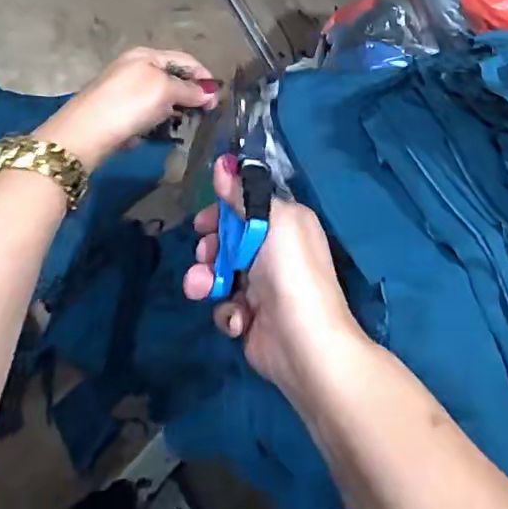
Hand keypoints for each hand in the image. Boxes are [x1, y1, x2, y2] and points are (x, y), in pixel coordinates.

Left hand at [35, 48, 219, 169]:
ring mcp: (123, 89)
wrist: (85, 133)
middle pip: (172, 77)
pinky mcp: (116, 111)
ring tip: (184, 125)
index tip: (218, 98)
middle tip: (204, 114)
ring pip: (159, 96)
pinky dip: (157, 120)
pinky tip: (160, 132)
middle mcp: (133, 66)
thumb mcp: (164, 90)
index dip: (204, 76)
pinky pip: (145, 112)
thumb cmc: (129, 104)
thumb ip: (190, 90)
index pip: (185, 59)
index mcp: (146, 54)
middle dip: (190, 93)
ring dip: (174, 109)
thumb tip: (211, 93)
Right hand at [182, 155, 369, 399]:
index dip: (221, 212)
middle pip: (227, 239)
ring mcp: (262, 286)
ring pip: (219, 272)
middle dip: (209, 248)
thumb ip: (242, 194)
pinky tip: (238, 320)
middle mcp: (274, 251)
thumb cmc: (291, 273)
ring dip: (205, 279)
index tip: (203, 222)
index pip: (245, 206)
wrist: (306, 345)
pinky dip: (227, 312)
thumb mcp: (270, 221)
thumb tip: (222, 163)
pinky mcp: (251, 318)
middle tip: (206, 256)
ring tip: (201, 289)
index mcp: (285, 223)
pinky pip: (225, 305)